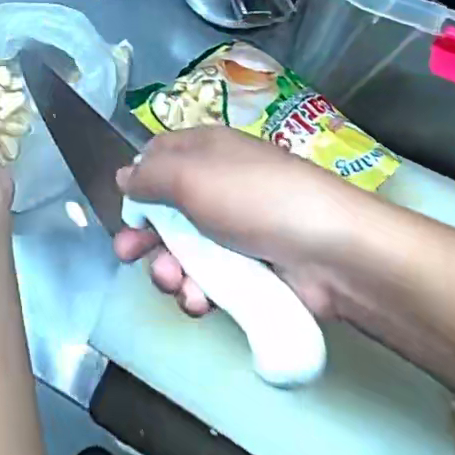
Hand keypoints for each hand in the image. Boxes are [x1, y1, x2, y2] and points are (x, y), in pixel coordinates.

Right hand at [111, 126, 353, 319]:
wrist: (331, 251)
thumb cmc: (252, 198)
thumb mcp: (189, 176)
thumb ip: (148, 176)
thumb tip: (123, 176)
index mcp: (205, 152)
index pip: (159, 158)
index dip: (138, 182)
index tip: (126, 207)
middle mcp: (216, 186)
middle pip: (165, 211)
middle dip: (145, 237)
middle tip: (128, 255)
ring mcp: (233, 231)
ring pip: (183, 251)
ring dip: (169, 270)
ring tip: (173, 284)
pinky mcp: (248, 271)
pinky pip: (209, 280)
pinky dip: (198, 292)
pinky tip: (199, 302)